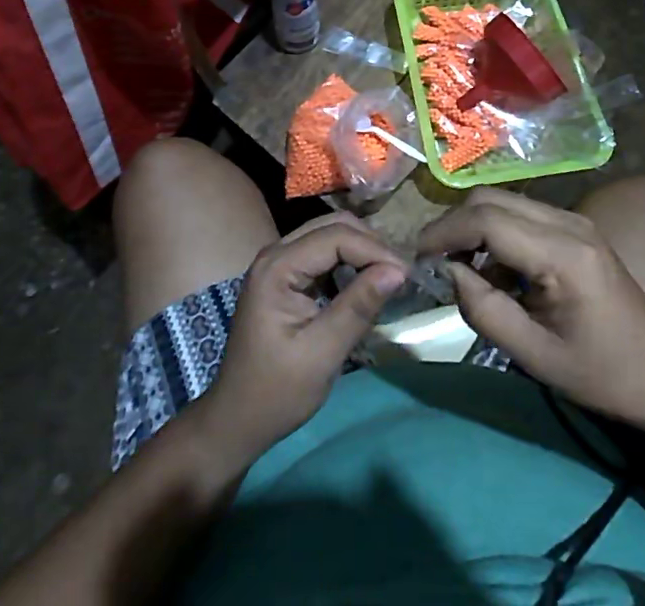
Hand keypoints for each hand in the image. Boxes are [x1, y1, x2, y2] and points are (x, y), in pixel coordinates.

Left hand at [194, 213, 407, 455]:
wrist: (238, 418)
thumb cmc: (277, 391)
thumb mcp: (323, 352)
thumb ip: (359, 306)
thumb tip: (399, 271)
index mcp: (277, 268)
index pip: (336, 236)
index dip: (375, 251)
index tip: (406, 276)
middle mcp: (275, 254)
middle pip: (333, 226)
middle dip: (371, 245)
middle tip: (400, 275)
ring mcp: (278, 263)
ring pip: (330, 234)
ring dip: (362, 251)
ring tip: (389, 278)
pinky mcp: (286, 276)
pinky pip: (324, 253)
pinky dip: (350, 261)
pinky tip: (366, 283)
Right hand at [421, 188, 644, 428]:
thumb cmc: (601, 372)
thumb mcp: (534, 354)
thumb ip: (483, 309)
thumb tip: (446, 273)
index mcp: (563, 254)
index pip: (487, 219)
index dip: (444, 233)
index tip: (417, 259)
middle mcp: (570, 222)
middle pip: (491, 198)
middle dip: (454, 225)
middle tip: (433, 265)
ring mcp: (575, 220)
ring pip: (505, 202)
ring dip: (474, 229)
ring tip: (461, 273)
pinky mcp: (576, 227)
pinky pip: (522, 215)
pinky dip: (496, 234)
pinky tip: (495, 273)